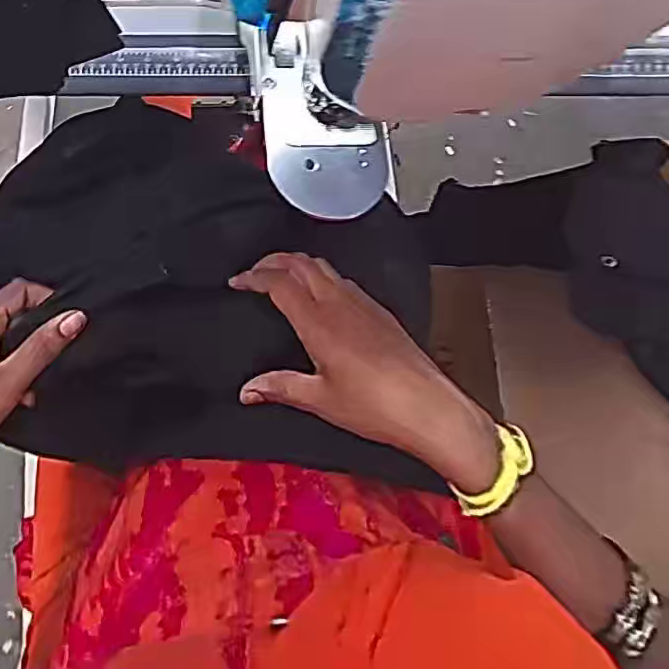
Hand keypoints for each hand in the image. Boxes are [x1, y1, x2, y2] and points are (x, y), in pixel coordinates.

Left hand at [0, 280, 85, 515]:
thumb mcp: (11, 381)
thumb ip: (44, 346)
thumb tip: (71, 318)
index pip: (20, 289)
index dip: (49, 300)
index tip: (66, 321)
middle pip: (10, 315)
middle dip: (32, 338)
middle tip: (42, 366)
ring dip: (15, 361)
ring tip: (18, 392)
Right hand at [231, 253, 501, 490]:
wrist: (431, 409)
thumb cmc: (379, 406)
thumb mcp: (320, 400)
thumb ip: (280, 387)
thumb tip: (249, 389)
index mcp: (319, 323)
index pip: (278, 281)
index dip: (253, 276)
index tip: (237, 281)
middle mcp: (340, 304)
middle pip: (300, 262)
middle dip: (272, 260)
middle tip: (254, 271)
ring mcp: (362, 303)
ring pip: (323, 266)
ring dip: (297, 263)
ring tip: (282, 276)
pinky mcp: (379, 311)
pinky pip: (343, 279)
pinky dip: (321, 276)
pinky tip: (320, 296)